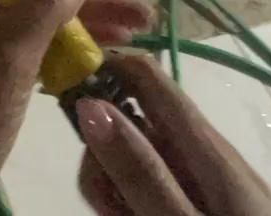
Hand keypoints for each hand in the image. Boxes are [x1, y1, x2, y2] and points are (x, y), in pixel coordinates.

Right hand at [74, 54, 270, 215]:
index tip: (64, 105)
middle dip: (103, 156)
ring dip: (118, 189)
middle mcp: (202, 152)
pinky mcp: (206, 206)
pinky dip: (137, 205)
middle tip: (111, 210)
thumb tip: (87, 103)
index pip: (142, 73)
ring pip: (136, 158)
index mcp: (203, 146)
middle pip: (129, 120)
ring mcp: (205, 181)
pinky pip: (156, 187)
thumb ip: (138, 173)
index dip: (100, 69)